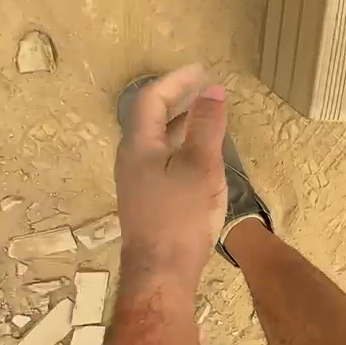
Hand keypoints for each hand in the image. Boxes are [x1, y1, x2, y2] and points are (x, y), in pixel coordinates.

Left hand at [115, 66, 228, 288]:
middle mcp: (132, 160)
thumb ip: (207, 127)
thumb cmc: (179, 218)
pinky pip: (163, 162)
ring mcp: (137, 183)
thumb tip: (213, 90)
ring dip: (182, 126)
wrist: (160, 273)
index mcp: (138, 146)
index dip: (175, 81)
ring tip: (208, 118)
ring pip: (159, 143)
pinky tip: (202, 160)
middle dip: (179, 101)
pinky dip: (182, 149)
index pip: (152, 99)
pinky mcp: (147, 202)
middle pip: (151, 120)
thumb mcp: (199, 167)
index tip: (201, 70)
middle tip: (205, 89)